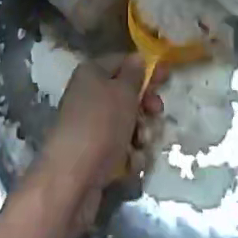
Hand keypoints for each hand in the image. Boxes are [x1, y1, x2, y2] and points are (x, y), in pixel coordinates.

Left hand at [34, 54, 162, 231]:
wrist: (71, 179)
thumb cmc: (100, 125)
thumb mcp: (123, 93)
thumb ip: (134, 74)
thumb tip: (137, 58)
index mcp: (92, 73)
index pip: (123, 62)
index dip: (145, 69)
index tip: (166, 78)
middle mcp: (89, 96)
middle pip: (127, 95)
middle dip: (145, 107)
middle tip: (155, 114)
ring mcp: (91, 126)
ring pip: (128, 124)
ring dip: (141, 134)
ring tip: (140, 145)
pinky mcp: (94, 154)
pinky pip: (120, 148)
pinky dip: (129, 155)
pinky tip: (130, 164)